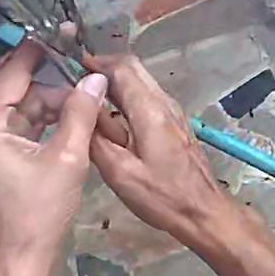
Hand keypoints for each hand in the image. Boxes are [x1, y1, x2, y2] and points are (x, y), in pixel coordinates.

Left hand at [0, 42, 109, 263]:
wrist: (23, 254)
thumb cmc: (41, 210)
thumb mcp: (67, 157)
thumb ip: (80, 112)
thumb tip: (95, 77)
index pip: (12, 71)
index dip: (39, 50)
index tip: (64, 31)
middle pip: (16, 84)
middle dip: (50, 74)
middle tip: (82, 61)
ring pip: (24, 102)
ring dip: (54, 100)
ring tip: (88, 96)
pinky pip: (25, 120)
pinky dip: (48, 116)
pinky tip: (74, 114)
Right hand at [84, 53, 244, 249]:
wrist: (204, 212)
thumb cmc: (162, 197)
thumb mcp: (120, 174)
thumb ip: (96, 140)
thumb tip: (79, 112)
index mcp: (149, 111)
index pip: (121, 69)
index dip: (95, 62)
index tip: (70, 66)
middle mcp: (164, 103)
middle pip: (134, 68)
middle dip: (105, 67)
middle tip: (76, 78)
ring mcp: (172, 112)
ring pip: (141, 81)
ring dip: (115, 81)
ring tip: (88, 95)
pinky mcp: (174, 123)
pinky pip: (147, 96)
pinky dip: (127, 96)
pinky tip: (110, 115)